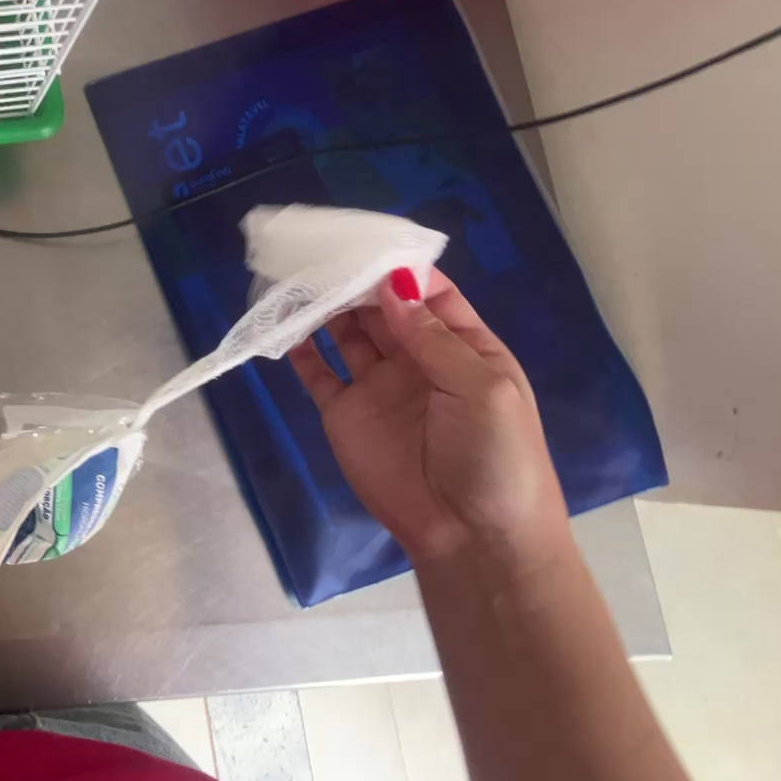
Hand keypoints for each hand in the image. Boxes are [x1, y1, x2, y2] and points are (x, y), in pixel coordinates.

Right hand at [286, 268, 569, 568]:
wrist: (469, 535)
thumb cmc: (496, 458)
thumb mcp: (483, 390)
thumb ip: (434, 339)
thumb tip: (392, 286)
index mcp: (463, 350)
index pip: (430, 296)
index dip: (400, 270)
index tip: (366, 246)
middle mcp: (417, 360)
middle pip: (382, 309)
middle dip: (355, 283)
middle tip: (320, 258)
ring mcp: (376, 385)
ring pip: (346, 333)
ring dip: (325, 308)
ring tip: (297, 282)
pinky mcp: (342, 411)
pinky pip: (316, 371)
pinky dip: (299, 348)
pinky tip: (284, 326)